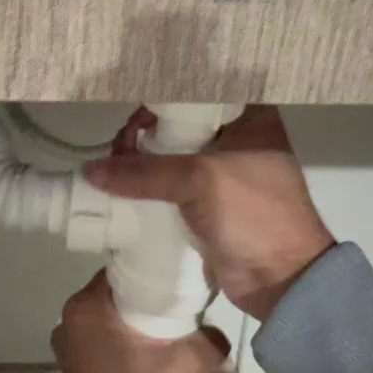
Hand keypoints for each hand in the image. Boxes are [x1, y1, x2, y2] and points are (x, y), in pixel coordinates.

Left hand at [52, 271, 230, 372]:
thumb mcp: (190, 363)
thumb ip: (210, 337)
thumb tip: (216, 334)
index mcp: (85, 307)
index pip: (123, 266)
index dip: (154, 265)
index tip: (182, 267)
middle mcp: (68, 321)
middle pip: (118, 292)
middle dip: (150, 294)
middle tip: (187, 295)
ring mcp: (70, 348)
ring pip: (114, 317)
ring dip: (141, 320)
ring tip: (179, 321)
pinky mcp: (78, 370)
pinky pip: (107, 339)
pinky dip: (130, 339)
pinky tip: (160, 347)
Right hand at [84, 105, 334, 320]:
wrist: (281, 282)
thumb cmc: (253, 214)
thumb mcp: (200, 180)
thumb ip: (144, 172)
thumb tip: (91, 171)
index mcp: (251, 119)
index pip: (200, 91)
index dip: (165, 96)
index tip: (135, 109)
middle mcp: (238, 139)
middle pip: (180, 123)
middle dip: (146, 131)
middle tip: (120, 144)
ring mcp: (222, 173)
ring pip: (171, 155)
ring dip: (142, 159)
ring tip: (114, 166)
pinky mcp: (208, 204)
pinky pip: (170, 185)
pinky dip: (147, 185)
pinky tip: (121, 185)